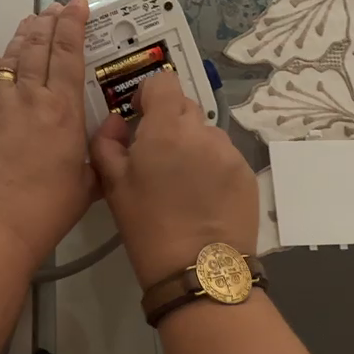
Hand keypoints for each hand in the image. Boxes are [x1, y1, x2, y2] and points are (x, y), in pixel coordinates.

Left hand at [0, 0, 95, 272]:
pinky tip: (1, 62)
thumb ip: (98, 159)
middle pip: (38, 46)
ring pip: (11, 57)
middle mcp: (30, 97)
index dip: (73, 23)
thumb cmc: (44, 210)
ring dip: (23, 37)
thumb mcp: (86, 186)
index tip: (77, 4)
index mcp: (63, 110)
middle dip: (48, 21)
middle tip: (54, 7)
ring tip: (31, 24)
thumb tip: (108, 143)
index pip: (69, 53)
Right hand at [89, 74, 257, 287]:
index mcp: (166, 128)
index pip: (163, 81)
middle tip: (158, 154)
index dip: (149, 93)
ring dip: (192, 143)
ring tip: (183, 180)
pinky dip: (212, 165)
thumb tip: (117, 121)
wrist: (199, 273)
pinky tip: (203, 196)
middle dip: (169, 121)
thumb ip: (106, 143)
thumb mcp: (113, 185)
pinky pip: (224, 155)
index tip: (140, 115)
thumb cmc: (147, 227)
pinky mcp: (247, 173)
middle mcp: (202, 131)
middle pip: (185, 105)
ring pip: (206, 131)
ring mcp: (229, 152)